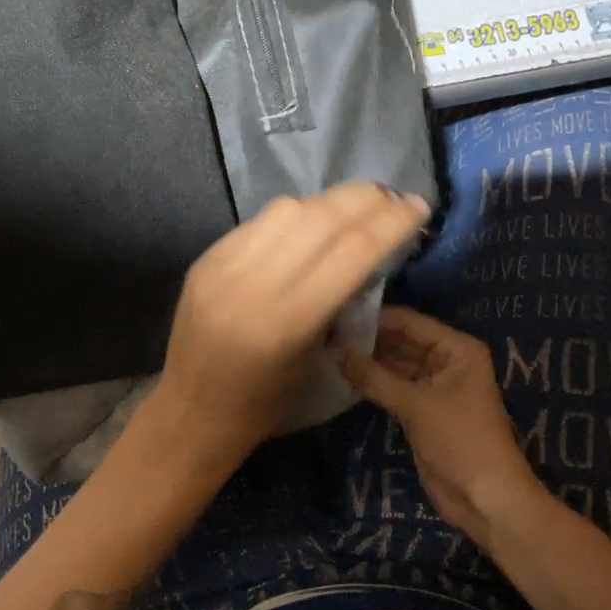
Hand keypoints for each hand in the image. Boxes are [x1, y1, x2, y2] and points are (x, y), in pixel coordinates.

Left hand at [150, 184, 431, 469]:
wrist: (192, 413)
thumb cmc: (264, 404)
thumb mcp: (316, 360)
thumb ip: (339, 301)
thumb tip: (366, 250)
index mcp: (288, 321)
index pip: (351, 251)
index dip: (390, 222)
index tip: (418, 207)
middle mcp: (253, 283)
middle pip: (321, 218)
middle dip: (365, 199)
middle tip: (394, 196)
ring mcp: (223, 266)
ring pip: (287, 210)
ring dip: (330, 201)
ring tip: (356, 204)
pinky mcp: (205, 259)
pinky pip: (258, 222)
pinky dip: (293, 216)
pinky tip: (310, 222)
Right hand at [335, 307, 547, 546]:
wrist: (485, 498)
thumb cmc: (460, 440)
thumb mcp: (415, 405)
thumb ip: (373, 377)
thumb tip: (334, 351)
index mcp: (457, 349)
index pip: (410, 322)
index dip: (374, 318)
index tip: (336, 315)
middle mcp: (448, 362)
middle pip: (402, 342)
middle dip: (368, 340)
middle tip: (326, 334)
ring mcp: (435, 387)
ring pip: (396, 366)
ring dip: (368, 362)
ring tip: (328, 351)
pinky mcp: (423, 411)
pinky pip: (394, 388)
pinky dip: (373, 383)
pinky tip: (344, 376)